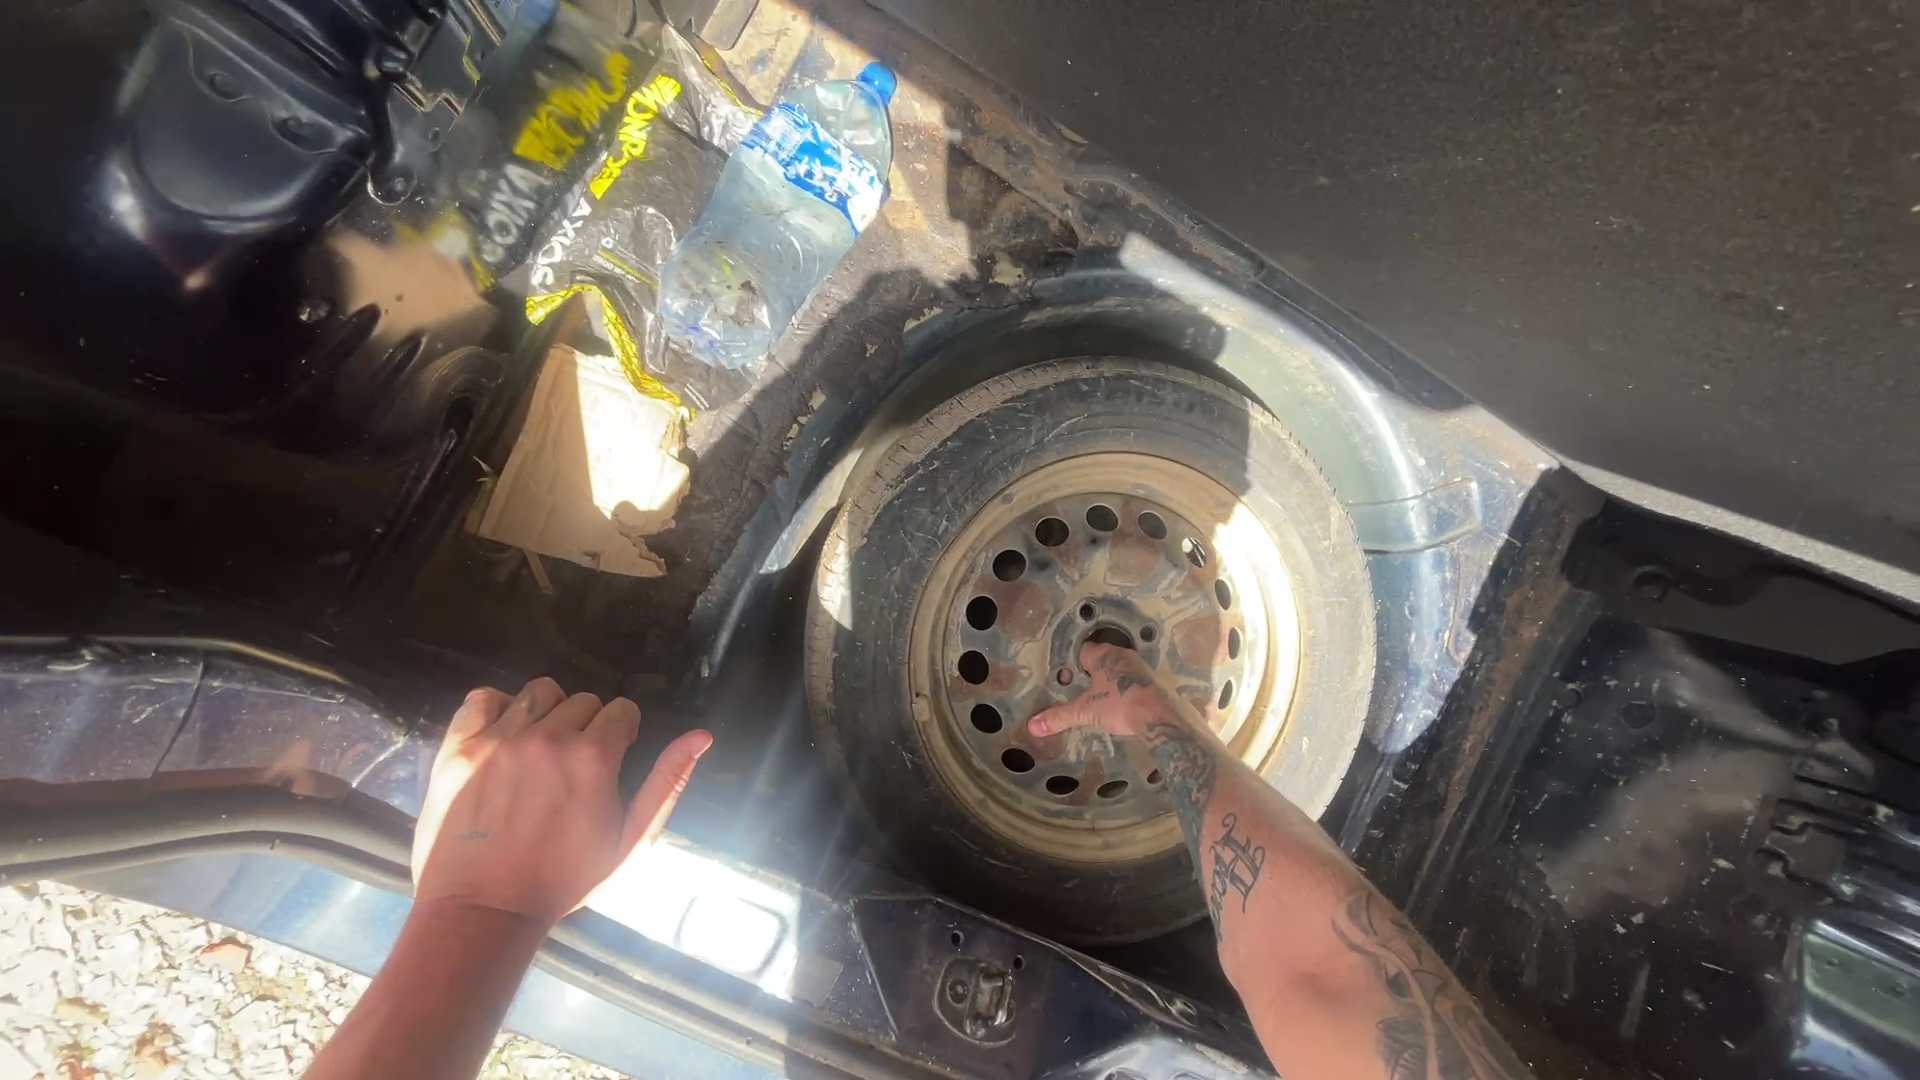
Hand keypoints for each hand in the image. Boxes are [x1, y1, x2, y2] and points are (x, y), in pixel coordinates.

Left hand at [411, 678, 712, 927]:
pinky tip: (503, 734)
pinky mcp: (458, 748)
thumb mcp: (631, 839)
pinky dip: (497, 707)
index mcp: (594, 757)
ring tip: (540, 747)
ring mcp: (499, 740)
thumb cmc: (565, 879)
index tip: (611, 760)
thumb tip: (702, 736)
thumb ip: (668, 782)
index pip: (621, 710)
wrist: (483, 912)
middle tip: (574, 763)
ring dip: (548, 712)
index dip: (623, 733)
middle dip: (588, 725)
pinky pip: (482, 697)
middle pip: (583, 700)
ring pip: (539, 693)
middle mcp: (549, 738)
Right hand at [1029, 641, 1181, 738]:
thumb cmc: (1119, 706)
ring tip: (1101, 695)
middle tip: (1081, 688)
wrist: (1159, 718)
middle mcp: (1121, 654)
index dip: (1074, 663)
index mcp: (1102, 655)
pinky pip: (1133, 677)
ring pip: (1118, 667)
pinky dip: (1126, 686)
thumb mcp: (1085, 711)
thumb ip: (1058, 717)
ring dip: (1110, 677)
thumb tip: (1032, 726)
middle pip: (1101, 658)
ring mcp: (1139, 665)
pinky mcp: (1152, 679)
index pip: (1082, 651)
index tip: (1068, 677)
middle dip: (1092, 671)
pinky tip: (1122, 700)